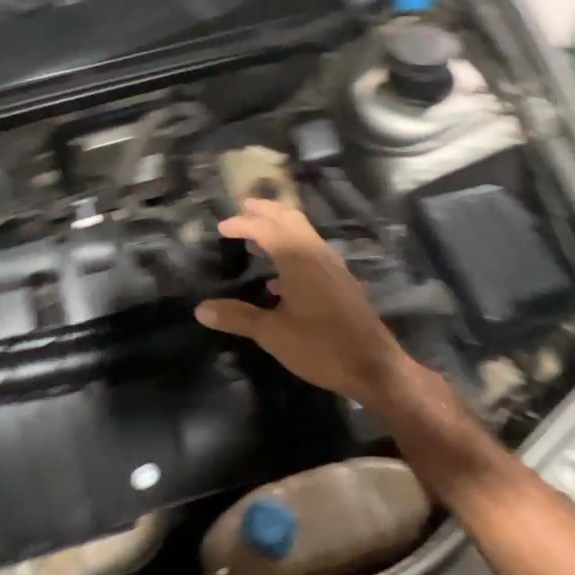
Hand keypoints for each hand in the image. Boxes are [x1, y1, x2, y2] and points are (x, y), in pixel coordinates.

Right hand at [194, 199, 414, 409]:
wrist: (374, 367)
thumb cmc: (320, 347)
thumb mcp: (273, 334)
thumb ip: (237, 317)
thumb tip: (200, 309)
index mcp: (298, 259)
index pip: (265, 228)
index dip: (242, 224)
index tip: (221, 227)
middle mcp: (317, 254)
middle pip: (289, 219)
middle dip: (265, 211)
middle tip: (244, 208)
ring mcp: (333, 266)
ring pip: (304, 233)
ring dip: (280, 227)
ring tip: (258, 237)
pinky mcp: (342, 281)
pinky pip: (313, 250)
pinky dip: (293, 247)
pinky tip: (281, 277)